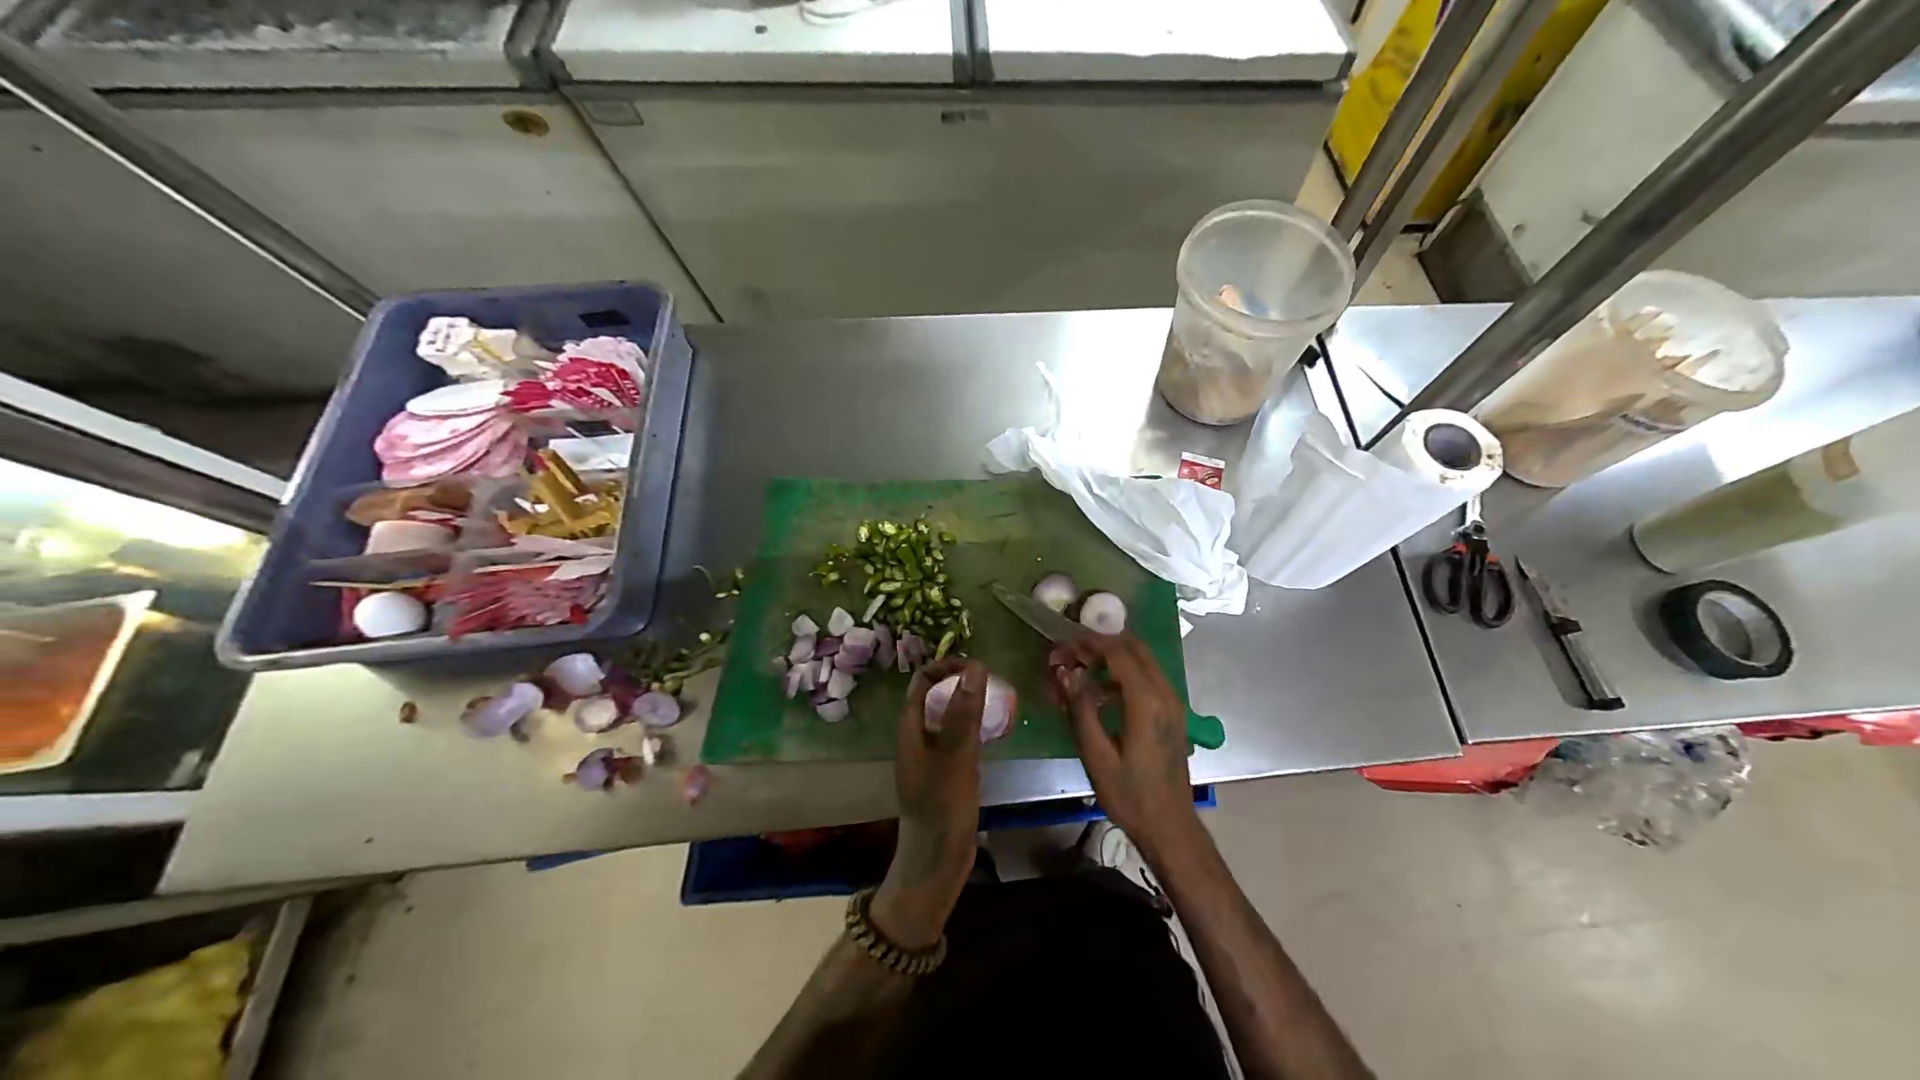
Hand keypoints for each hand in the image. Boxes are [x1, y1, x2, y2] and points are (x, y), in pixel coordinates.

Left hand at [875, 658, 986, 948]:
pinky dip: (975, 728)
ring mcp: (932, 757)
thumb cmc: (942, 808)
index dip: (946, 666)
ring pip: (949, 718)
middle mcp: (918, 738)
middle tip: (995, 682)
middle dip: (961, 683)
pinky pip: (959, 739)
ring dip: (970, 704)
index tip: (977, 666)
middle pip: (936, 696)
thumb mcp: (956, 757)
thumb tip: (976, 666)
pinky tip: (996, 733)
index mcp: (910, 729)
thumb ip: (965, 714)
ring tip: (1000, 701)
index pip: (922, 681)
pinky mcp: (946, 774)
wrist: (936, 863)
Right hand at [1051, 634, 1201, 864]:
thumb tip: (1065, 673)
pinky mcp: (1171, 712)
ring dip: (1110, 655)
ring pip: (1142, 659)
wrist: (1170, 825)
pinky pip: (1147, 676)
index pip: (1118, 653)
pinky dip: (1122, 671)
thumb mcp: (1096, 755)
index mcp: (1148, 703)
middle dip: (1098, 643)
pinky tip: (1098, 689)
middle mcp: (1166, 694)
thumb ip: (1081, 709)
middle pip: (1133, 647)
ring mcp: (1173, 702)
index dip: (1087, 644)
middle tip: (1068, 654)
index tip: (1060, 650)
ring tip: (1077, 668)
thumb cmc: (1130, 795)